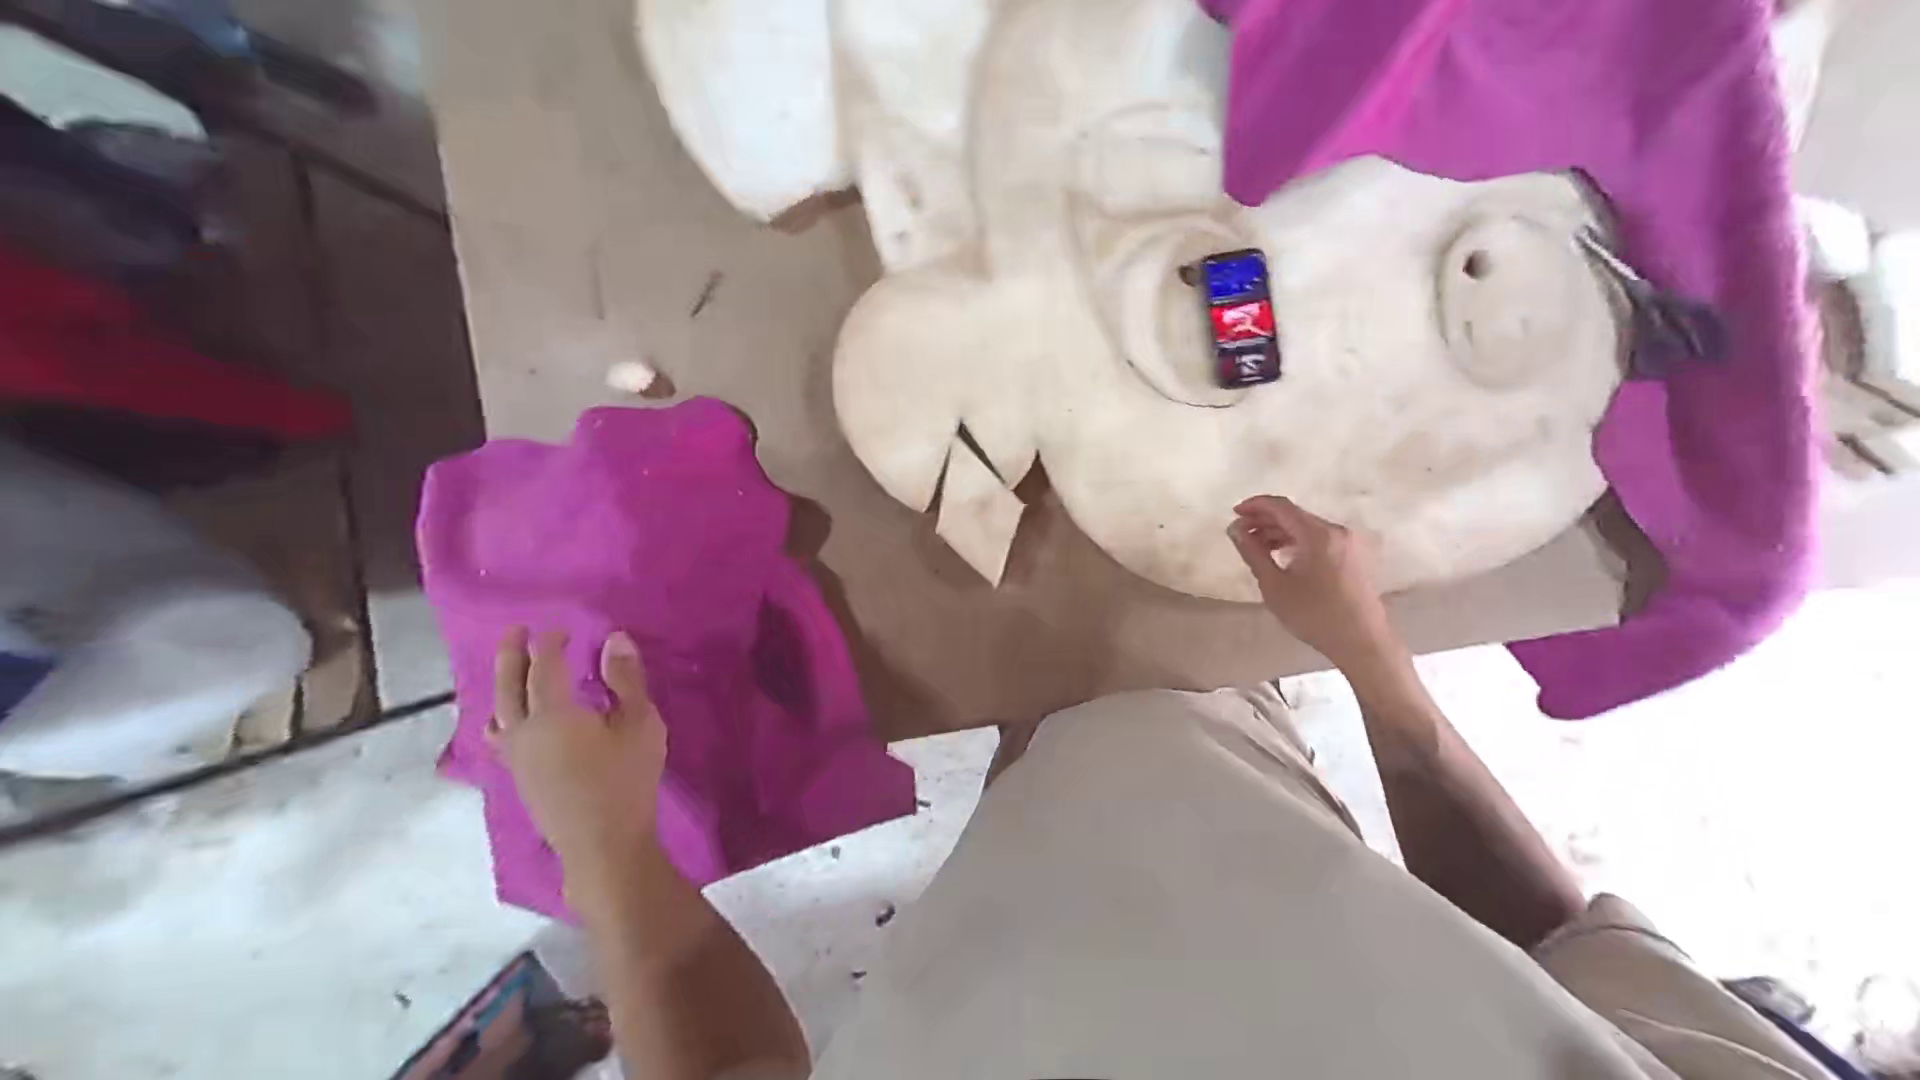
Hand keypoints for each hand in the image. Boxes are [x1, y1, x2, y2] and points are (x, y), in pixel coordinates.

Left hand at [491, 628, 666, 893]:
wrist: (602, 843)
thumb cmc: (626, 778)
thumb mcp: (640, 723)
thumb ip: (626, 680)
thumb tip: (614, 639)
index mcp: (553, 714)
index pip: (545, 667)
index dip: (551, 644)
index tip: (561, 629)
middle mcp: (523, 730)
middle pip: (509, 685)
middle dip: (513, 655)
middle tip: (516, 631)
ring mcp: (516, 757)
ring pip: (499, 710)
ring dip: (503, 683)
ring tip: (509, 669)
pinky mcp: (518, 777)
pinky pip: (499, 735)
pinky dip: (500, 715)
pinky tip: (505, 722)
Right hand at [1228, 496, 1403, 673]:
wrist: (1362, 641)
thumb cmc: (1314, 614)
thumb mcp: (1274, 584)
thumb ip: (1252, 552)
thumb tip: (1235, 529)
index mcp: (1318, 534)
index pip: (1281, 506)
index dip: (1255, 505)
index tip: (1234, 514)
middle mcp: (1337, 531)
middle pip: (1295, 515)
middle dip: (1265, 520)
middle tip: (1240, 532)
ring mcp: (1349, 543)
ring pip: (1307, 527)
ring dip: (1280, 532)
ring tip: (1257, 547)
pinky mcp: (1354, 556)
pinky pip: (1319, 539)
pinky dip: (1297, 542)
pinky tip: (1282, 557)